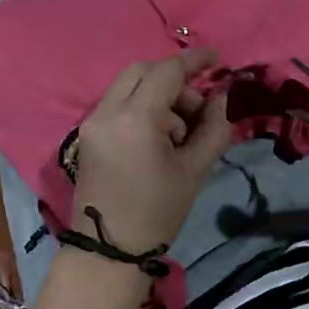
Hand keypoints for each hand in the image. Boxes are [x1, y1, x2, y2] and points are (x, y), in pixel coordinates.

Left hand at [71, 49, 235, 253]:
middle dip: (173, 79)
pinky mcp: (87, 136)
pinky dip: (142, 109)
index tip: (218, 59)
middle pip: (141, 71)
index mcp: (135, 119)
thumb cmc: (158, 212)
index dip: (195, 61)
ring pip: (127, 87)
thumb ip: (213, 128)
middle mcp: (107, 112)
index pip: (167, 71)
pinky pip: (118, 106)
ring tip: (181, 133)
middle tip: (198, 107)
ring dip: (158, 96)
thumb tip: (221, 98)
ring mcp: (92, 123)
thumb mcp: (195, 170)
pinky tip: (160, 138)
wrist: (109, 249)